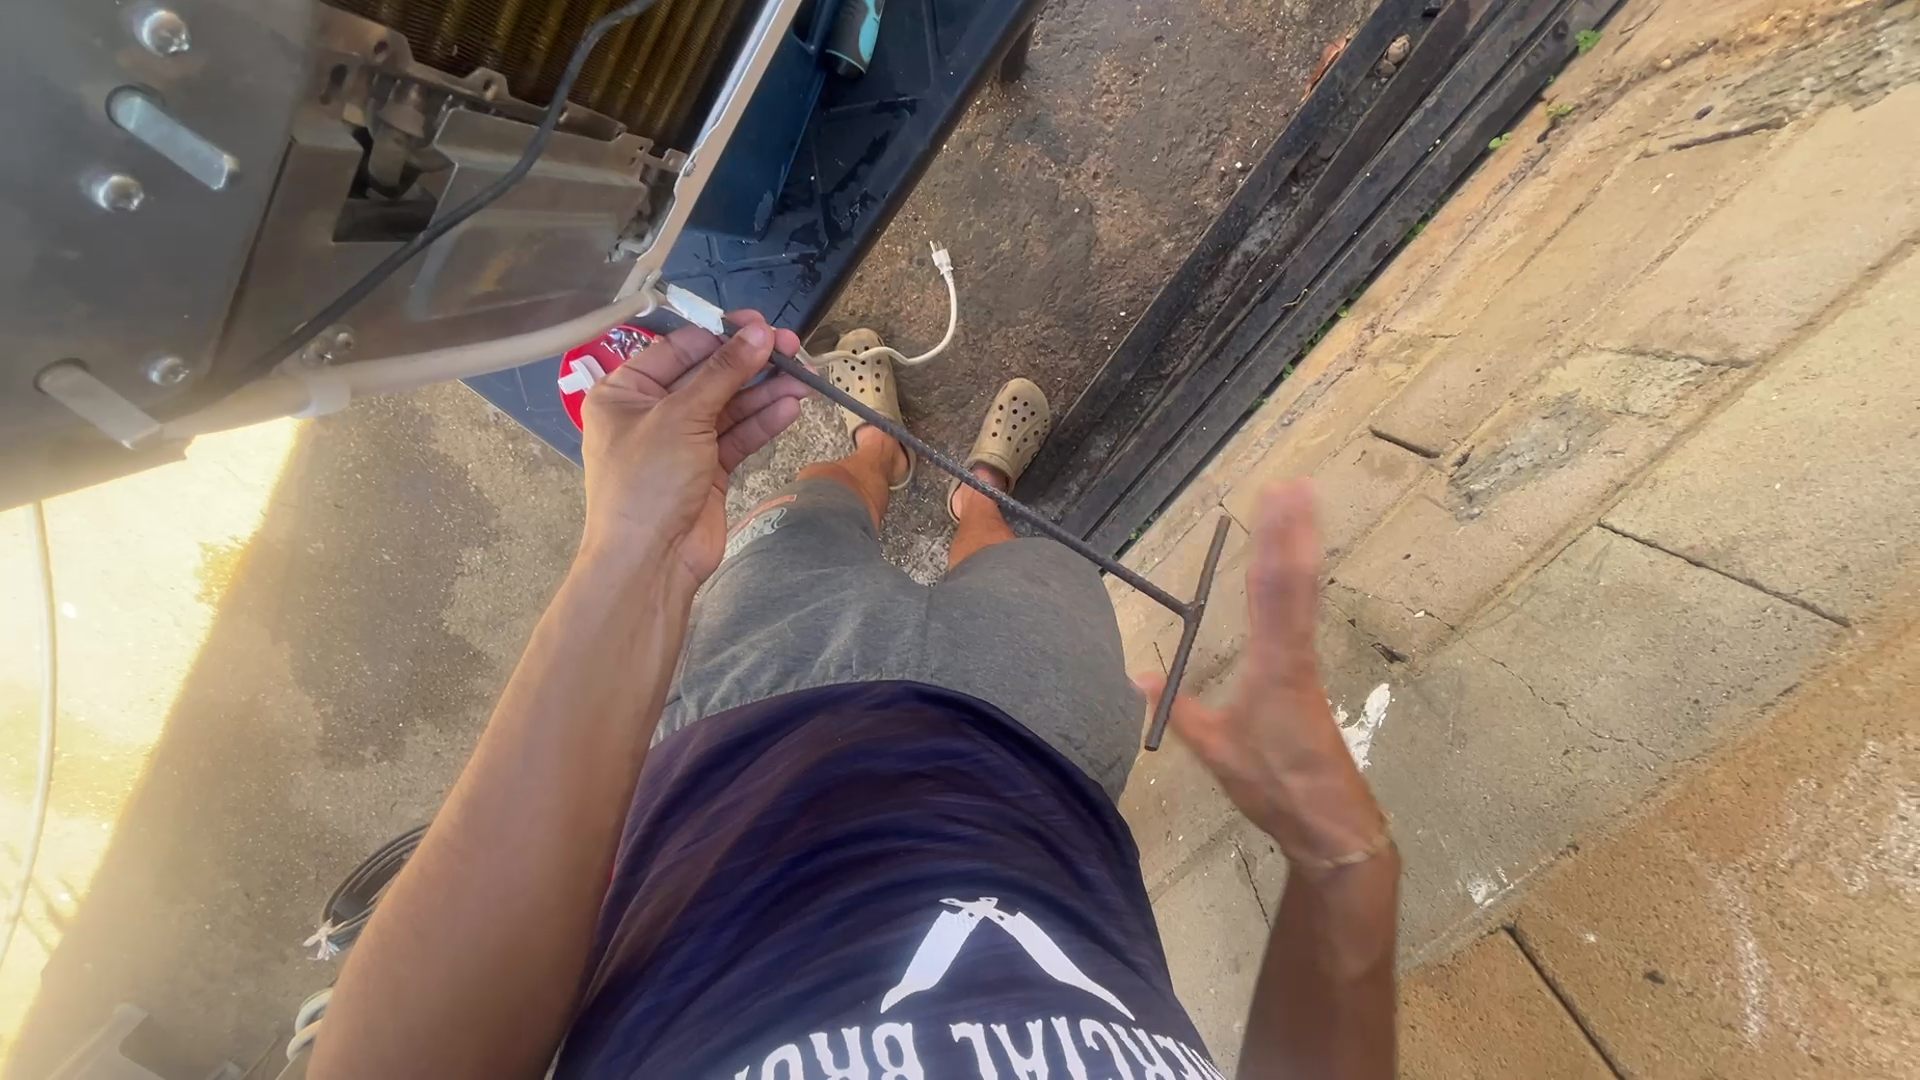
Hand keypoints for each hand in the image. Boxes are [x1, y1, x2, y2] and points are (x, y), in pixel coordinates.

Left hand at [577, 311, 806, 592]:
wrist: (652, 560)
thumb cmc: (646, 483)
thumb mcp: (682, 417)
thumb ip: (724, 374)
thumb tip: (759, 334)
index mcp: (626, 391)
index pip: (679, 350)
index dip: (722, 335)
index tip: (761, 325)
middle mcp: (654, 413)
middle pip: (710, 377)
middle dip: (752, 364)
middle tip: (793, 348)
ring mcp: (684, 442)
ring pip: (731, 407)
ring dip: (766, 392)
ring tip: (804, 378)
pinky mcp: (710, 469)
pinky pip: (739, 436)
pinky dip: (764, 422)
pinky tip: (790, 406)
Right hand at [1136, 480, 1384, 865]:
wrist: (1332, 824)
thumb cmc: (1273, 786)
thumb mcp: (1215, 750)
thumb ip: (1176, 711)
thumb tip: (1135, 675)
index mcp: (1275, 665)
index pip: (1272, 592)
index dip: (1274, 543)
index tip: (1276, 501)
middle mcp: (1296, 654)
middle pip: (1295, 580)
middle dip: (1293, 530)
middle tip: (1295, 484)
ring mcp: (1305, 663)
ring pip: (1304, 594)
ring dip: (1301, 548)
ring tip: (1300, 509)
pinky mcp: (1307, 676)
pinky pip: (1303, 615)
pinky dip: (1298, 580)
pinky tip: (1295, 571)